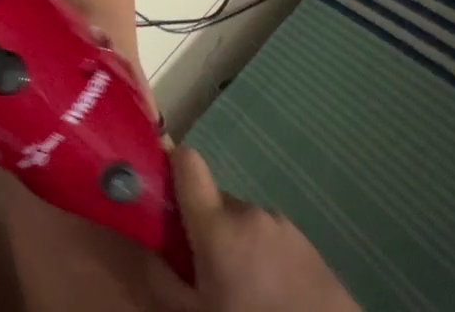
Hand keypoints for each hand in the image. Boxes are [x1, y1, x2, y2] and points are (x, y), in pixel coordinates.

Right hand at [166, 146, 359, 310]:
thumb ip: (161, 277)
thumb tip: (142, 248)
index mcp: (217, 223)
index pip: (187, 161)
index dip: (170, 166)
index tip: (162, 191)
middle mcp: (250, 213)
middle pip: (213, 201)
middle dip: (204, 226)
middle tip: (204, 267)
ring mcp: (285, 228)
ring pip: (243, 221)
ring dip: (235, 241)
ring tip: (243, 285)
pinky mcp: (311, 246)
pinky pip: (272, 238)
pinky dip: (264, 255)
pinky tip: (272, 292)